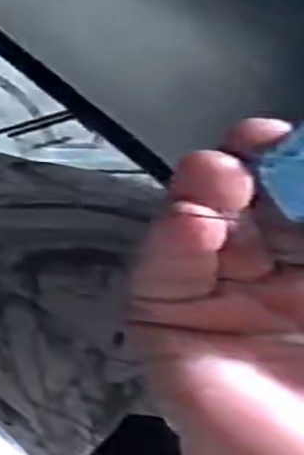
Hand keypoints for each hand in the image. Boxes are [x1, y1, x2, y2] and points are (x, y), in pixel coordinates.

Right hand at [130, 118, 303, 454]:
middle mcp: (284, 284)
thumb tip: (302, 222)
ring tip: (219, 165)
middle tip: (267, 139)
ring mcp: (220, 298)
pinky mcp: (166, 315)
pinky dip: (173, 242)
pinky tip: (188, 218)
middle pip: (268, 217)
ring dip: (211, 197)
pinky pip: (165, 271)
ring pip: (209, 234)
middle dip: (268, 177)